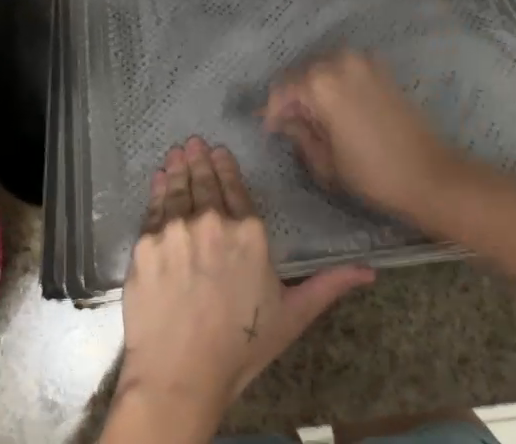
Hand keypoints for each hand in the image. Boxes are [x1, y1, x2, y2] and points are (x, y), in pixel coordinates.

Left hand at [116, 137, 373, 418]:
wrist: (181, 373)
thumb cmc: (241, 347)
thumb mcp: (292, 315)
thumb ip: (328, 285)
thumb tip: (370, 271)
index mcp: (249, 233)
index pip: (235, 188)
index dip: (226, 168)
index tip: (220, 152)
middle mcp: (212, 221)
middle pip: (205, 182)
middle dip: (200, 160)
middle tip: (194, 142)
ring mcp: (175, 229)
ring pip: (178, 188)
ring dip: (179, 167)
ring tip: (178, 152)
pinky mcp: (144, 243)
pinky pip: (153, 208)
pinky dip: (157, 189)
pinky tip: (159, 178)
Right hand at [262, 49, 459, 216]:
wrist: (431, 175)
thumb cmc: (372, 174)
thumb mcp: (325, 162)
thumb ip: (299, 134)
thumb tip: (285, 121)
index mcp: (321, 83)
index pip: (283, 89)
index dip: (272, 111)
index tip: (269, 130)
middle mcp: (340, 61)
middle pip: (303, 73)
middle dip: (293, 97)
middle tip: (289, 125)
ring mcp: (364, 61)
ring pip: (325, 69)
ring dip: (314, 89)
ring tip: (314, 118)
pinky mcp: (382, 69)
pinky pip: (347, 70)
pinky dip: (336, 84)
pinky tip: (337, 109)